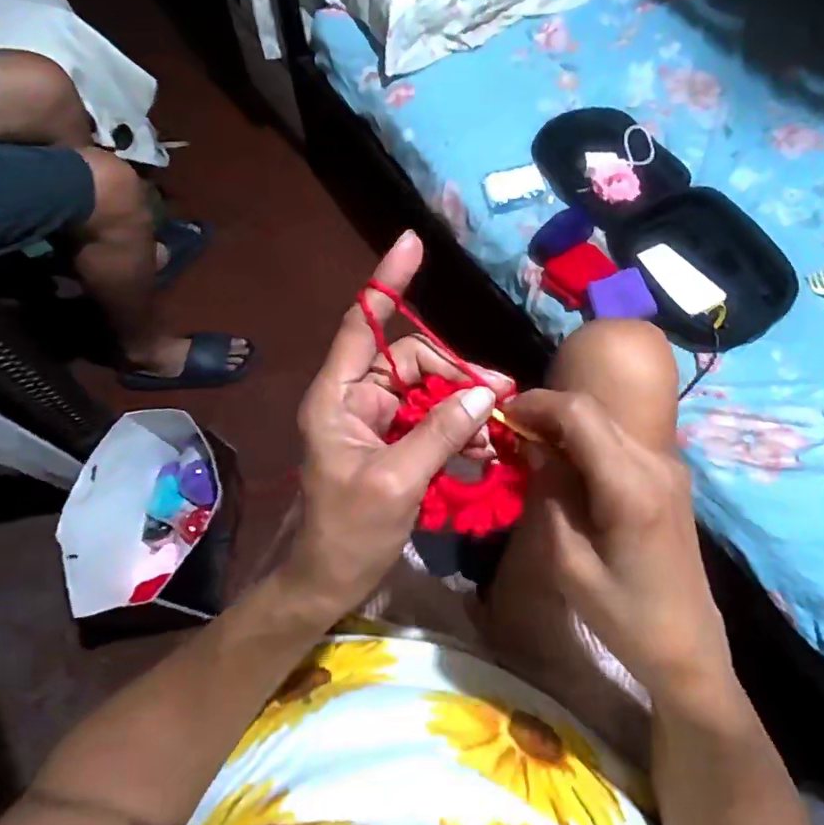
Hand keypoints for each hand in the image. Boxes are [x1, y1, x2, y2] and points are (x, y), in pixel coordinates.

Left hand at [283, 232, 512, 624]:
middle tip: (498, 395)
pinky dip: (454, 428)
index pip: (361, 325)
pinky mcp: (388, 443)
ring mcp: (372, 421)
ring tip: (495, 430)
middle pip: (408, 360)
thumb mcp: (398, 481)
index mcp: (336, 397)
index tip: (411, 242)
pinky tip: (482, 449)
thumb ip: (441, 431)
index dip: (386, 283)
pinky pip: (427, 419)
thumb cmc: (348, 533)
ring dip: (460, 403)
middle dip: (453, 372)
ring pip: (423, 390)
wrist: (325, 582)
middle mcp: (352, 399)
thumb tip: (486, 391)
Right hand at [502, 388, 728, 698]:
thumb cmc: (624, 616)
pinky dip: (584, 439)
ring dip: (564, 424)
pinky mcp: (668, 477)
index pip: (579, 413)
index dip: (535, 404)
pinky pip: (618, 440)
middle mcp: (656, 463)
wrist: (688, 647)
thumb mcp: (569, 562)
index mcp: (631, 485)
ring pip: (605, 421)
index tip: (501, 416)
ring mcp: (667, 467)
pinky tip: (562, 462)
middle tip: (508, 431)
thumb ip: (549, 493)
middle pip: (592, 411)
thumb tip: (532, 443)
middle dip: (545, 411)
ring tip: (528, 444)